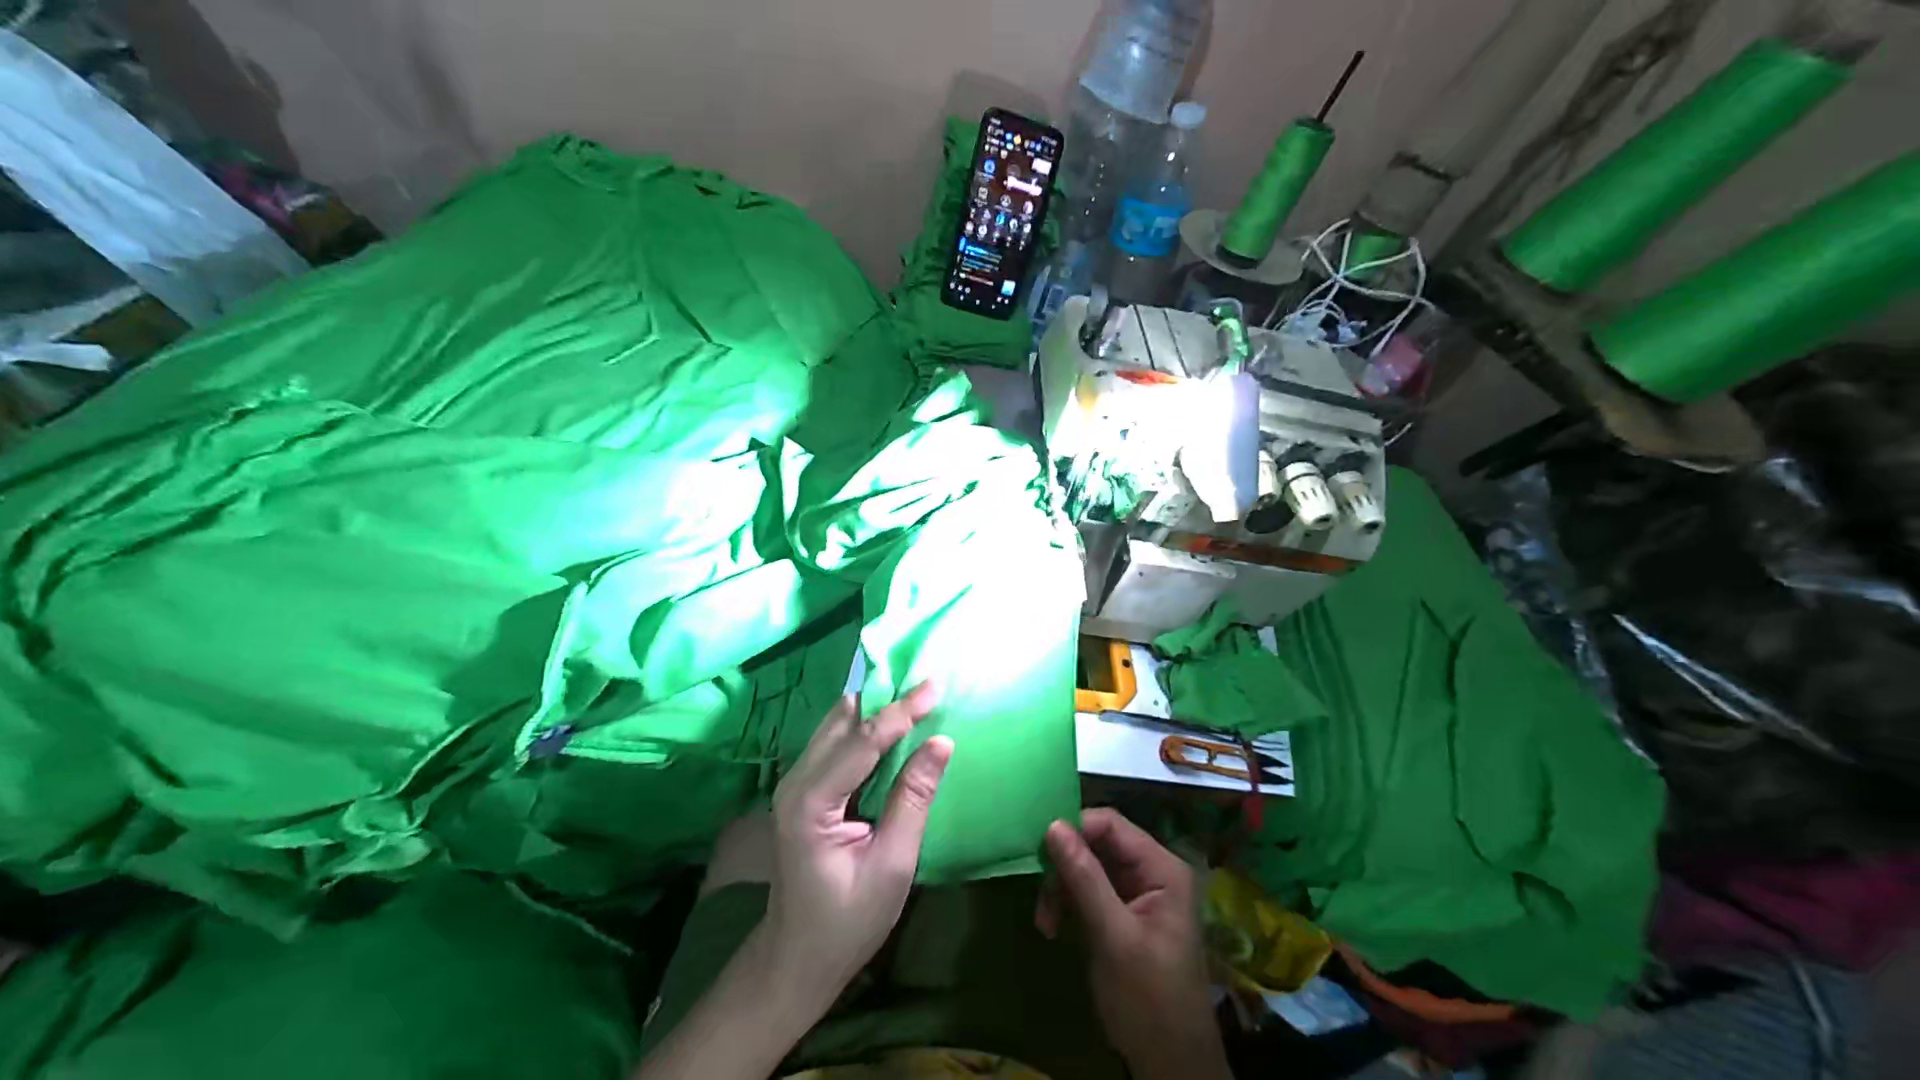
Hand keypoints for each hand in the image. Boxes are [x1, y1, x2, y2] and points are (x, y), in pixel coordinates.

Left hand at [762, 681, 953, 989]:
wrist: (797, 957)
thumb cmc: (848, 921)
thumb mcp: (892, 865)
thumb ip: (914, 799)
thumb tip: (941, 742)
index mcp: (811, 803)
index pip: (862, 741)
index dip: (901, 711)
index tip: (935, 686)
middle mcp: (795, 782)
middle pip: (842, 721)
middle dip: (886, 701)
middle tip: (928, 688)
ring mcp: (793, 783)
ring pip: (835, 725)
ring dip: (874, 710)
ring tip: (915, 699)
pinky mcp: (802, 789)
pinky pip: (834, 742)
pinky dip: (864, 728)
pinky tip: (891, 728)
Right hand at [1039, 809, 1230, 1079]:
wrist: (1170, 1065)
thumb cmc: (1148, 998)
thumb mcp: (1113, 936)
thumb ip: (1084, 877)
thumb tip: (1052, 824)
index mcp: (1162, 868)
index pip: (1111, 824)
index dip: (1075, 829)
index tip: (1040, 851)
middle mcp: (1151, 872)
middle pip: (1096, 844)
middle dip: (1064, 866)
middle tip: (1040, 894)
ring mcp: (1136, 894)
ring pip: (1086, 867)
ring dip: (1061, 889)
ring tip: (1045, 921)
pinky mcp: (1120, 915)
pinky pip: (1087, 891)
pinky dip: (1067, 905)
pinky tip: (1052, 928)